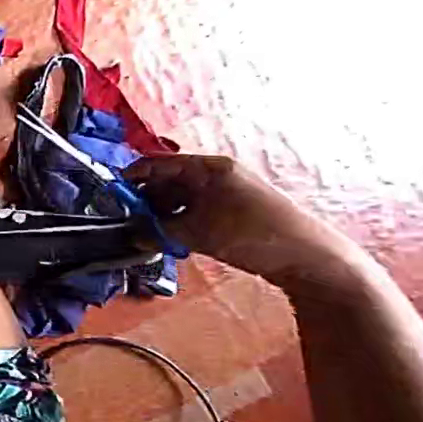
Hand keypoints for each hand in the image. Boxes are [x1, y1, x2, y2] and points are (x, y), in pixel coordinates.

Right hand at [124, 154, 369, 285]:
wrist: (308, 257)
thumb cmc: (251, 233)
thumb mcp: (199, 232)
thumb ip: (161, 231)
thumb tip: (132, 236)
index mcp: (208, 168)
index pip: (160, 164)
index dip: (134, 176)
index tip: (114, 193)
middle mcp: (216, 175)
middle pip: (169, 180)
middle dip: (147, 198)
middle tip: (129, 219)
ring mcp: (226, 193)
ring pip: (182, 198)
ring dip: (163, 213)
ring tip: (148, 232)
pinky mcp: (232, 212)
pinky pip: (195, 211)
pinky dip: (180, 221)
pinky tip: (172, 237)